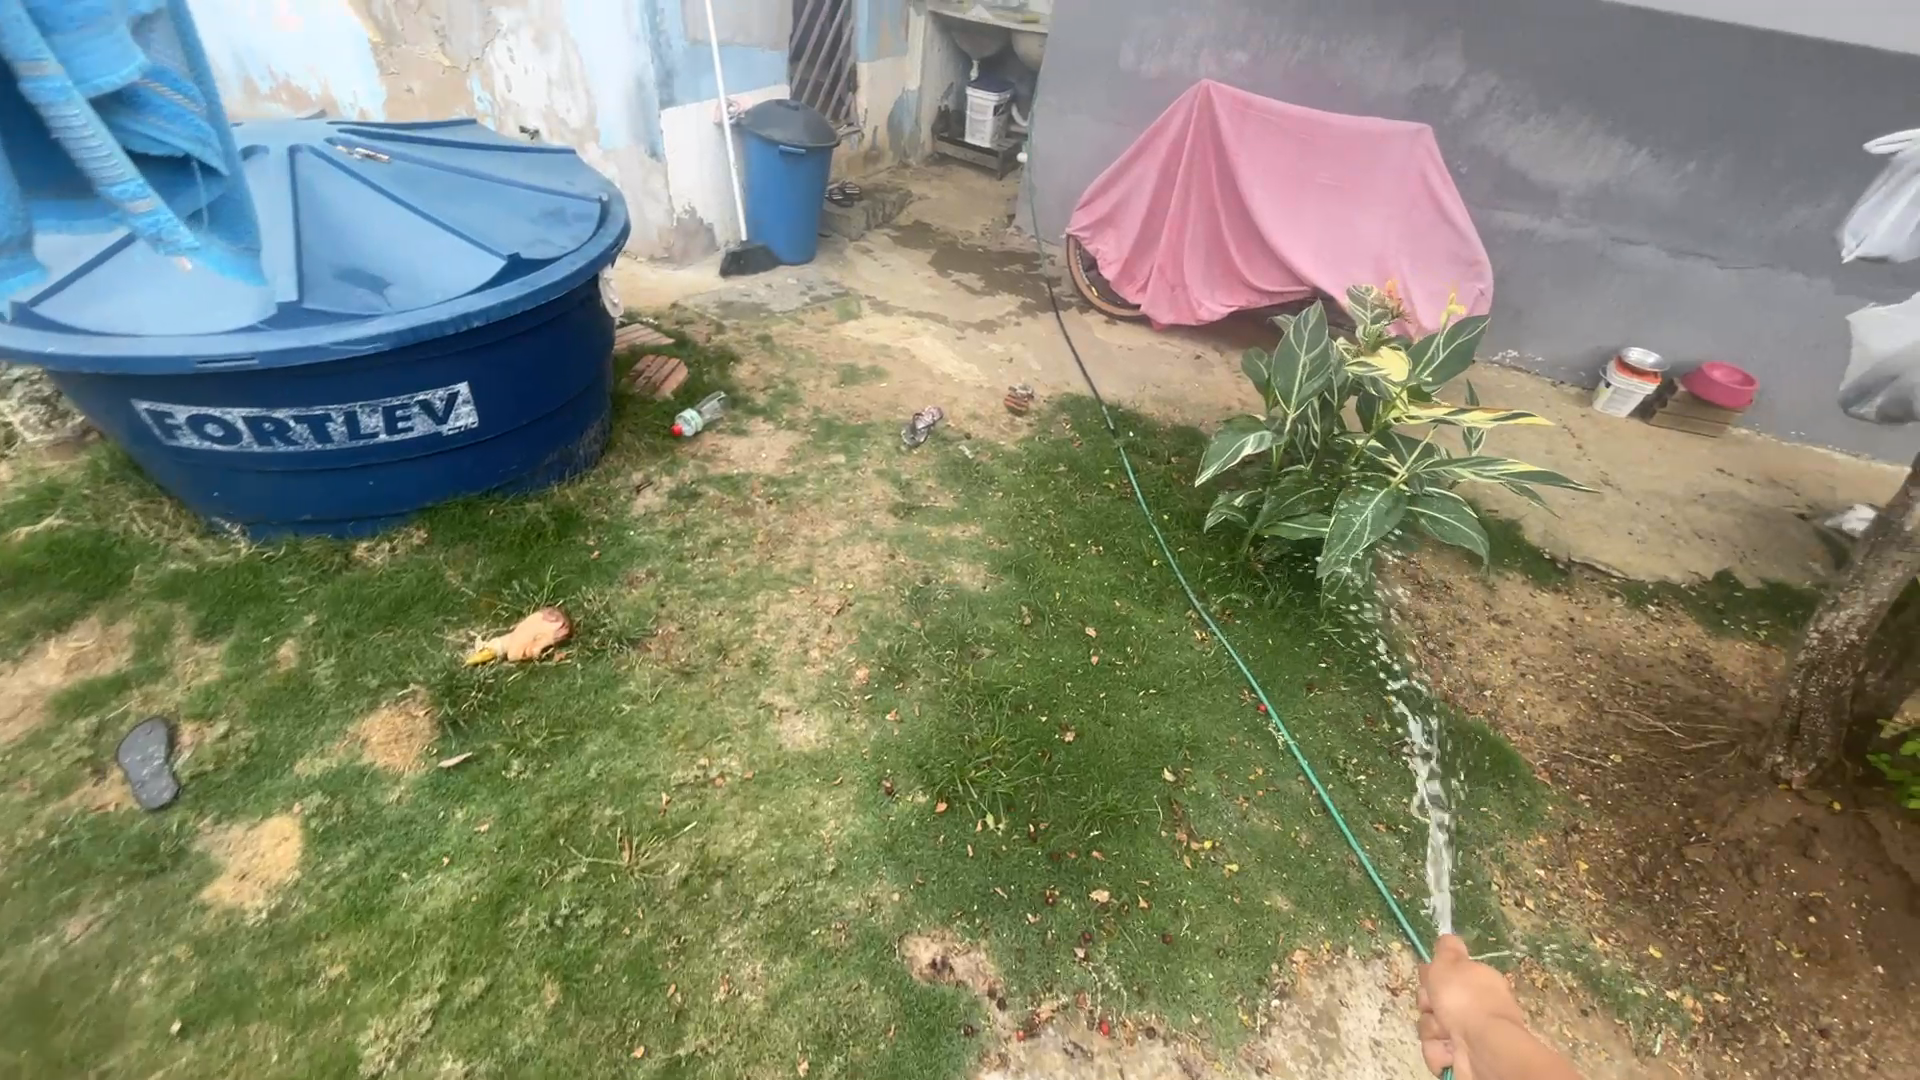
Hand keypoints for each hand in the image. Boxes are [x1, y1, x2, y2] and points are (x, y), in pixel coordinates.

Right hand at [1417, 935, 1525, 1078]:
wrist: (1483, 1046)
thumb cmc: (1465, 998)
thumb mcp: (1451, 961)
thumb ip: (1447, 948)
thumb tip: (1448, 937)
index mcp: (1474, 983)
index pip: (1443, 976)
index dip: (1432, 978)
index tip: (1431, 981)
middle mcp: (1471, 1008)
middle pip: (1431, 1000)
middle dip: (1427, 1004)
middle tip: (1434, 1006)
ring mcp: (1466, 1034)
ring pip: (1429, 1025)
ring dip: (1431, 1028)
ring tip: (1445, 1032)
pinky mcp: (1459, 1058)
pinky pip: (1434, 1050)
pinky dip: (1437, 1050)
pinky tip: (1448, 1048)